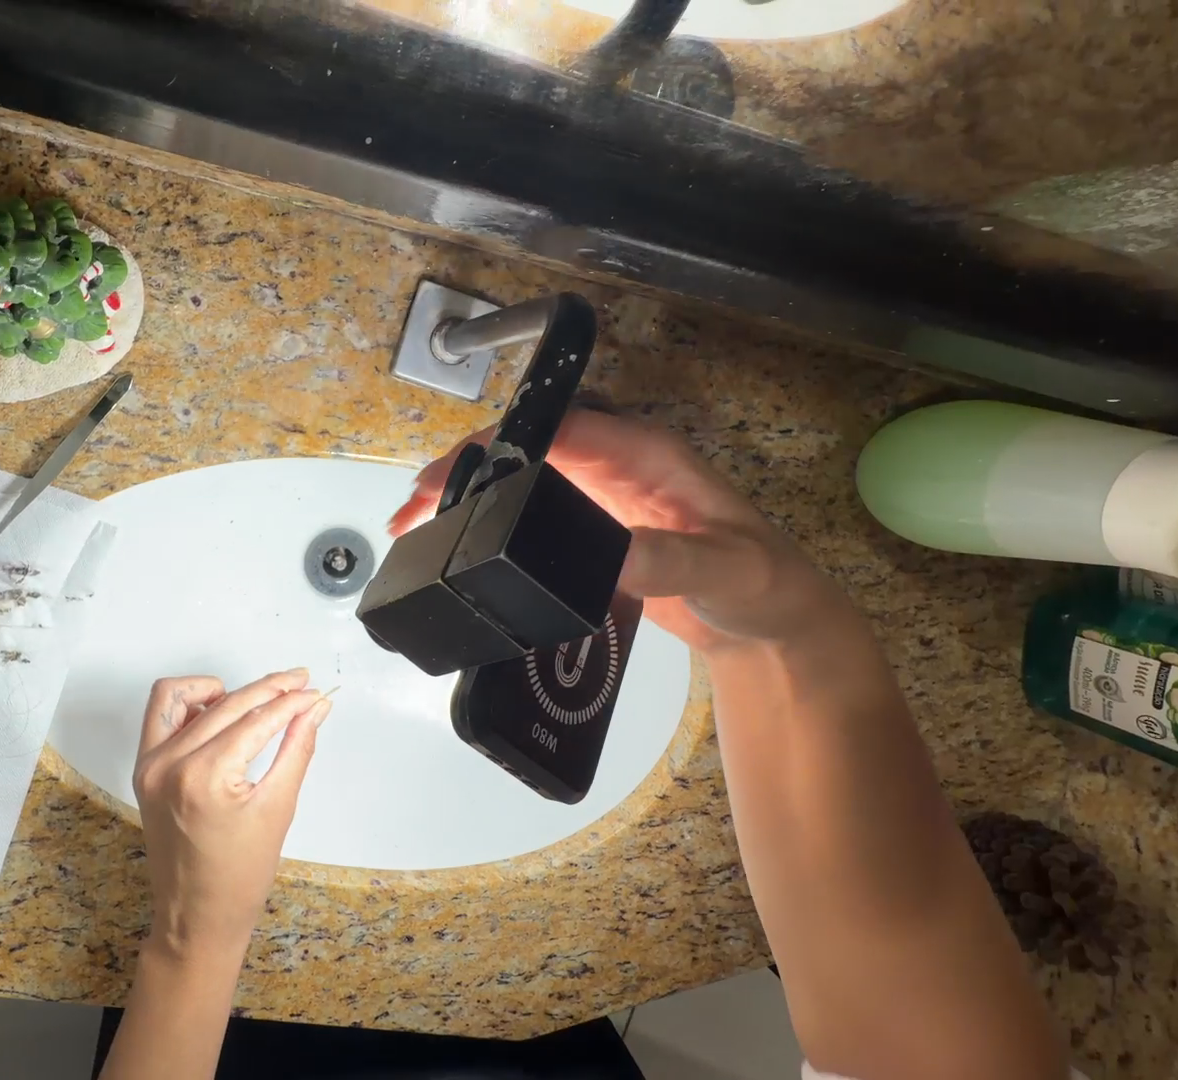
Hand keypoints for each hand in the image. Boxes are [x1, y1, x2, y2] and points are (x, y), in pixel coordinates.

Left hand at [132, 670, 330, 966]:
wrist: (197, 919)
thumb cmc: (239, 877)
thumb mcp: (278, 808)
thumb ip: (297, 748)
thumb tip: (315, 708)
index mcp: (204, 777)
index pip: (256, 719)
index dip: (291, 702)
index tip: (315, 693)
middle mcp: (169, 763)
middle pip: (228, 703)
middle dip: (270, 689)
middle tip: (301, 683)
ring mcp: (150, 765)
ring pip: (186, 697)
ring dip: (225, 689)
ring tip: (260, 697)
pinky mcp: (143, 769)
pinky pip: (162, 715)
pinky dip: (190, 703)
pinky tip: (220, 711)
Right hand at [390, 410, 856, 652]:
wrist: (767, 622)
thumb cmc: (761, 584)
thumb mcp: (725, 569)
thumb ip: (671, 559)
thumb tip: (605, 554)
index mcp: (641, 451)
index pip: (556, 431)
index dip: (495, 447)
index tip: (443, 477)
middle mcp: (610, 462)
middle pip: (522, 452)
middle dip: (462, 472)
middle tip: (409, 509)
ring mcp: (596, 496)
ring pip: (516, 482)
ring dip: (465, 499)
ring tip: (413, 527)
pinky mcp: (586, 530)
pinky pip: (526, 516)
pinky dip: (487, 525)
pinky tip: (458, 545)